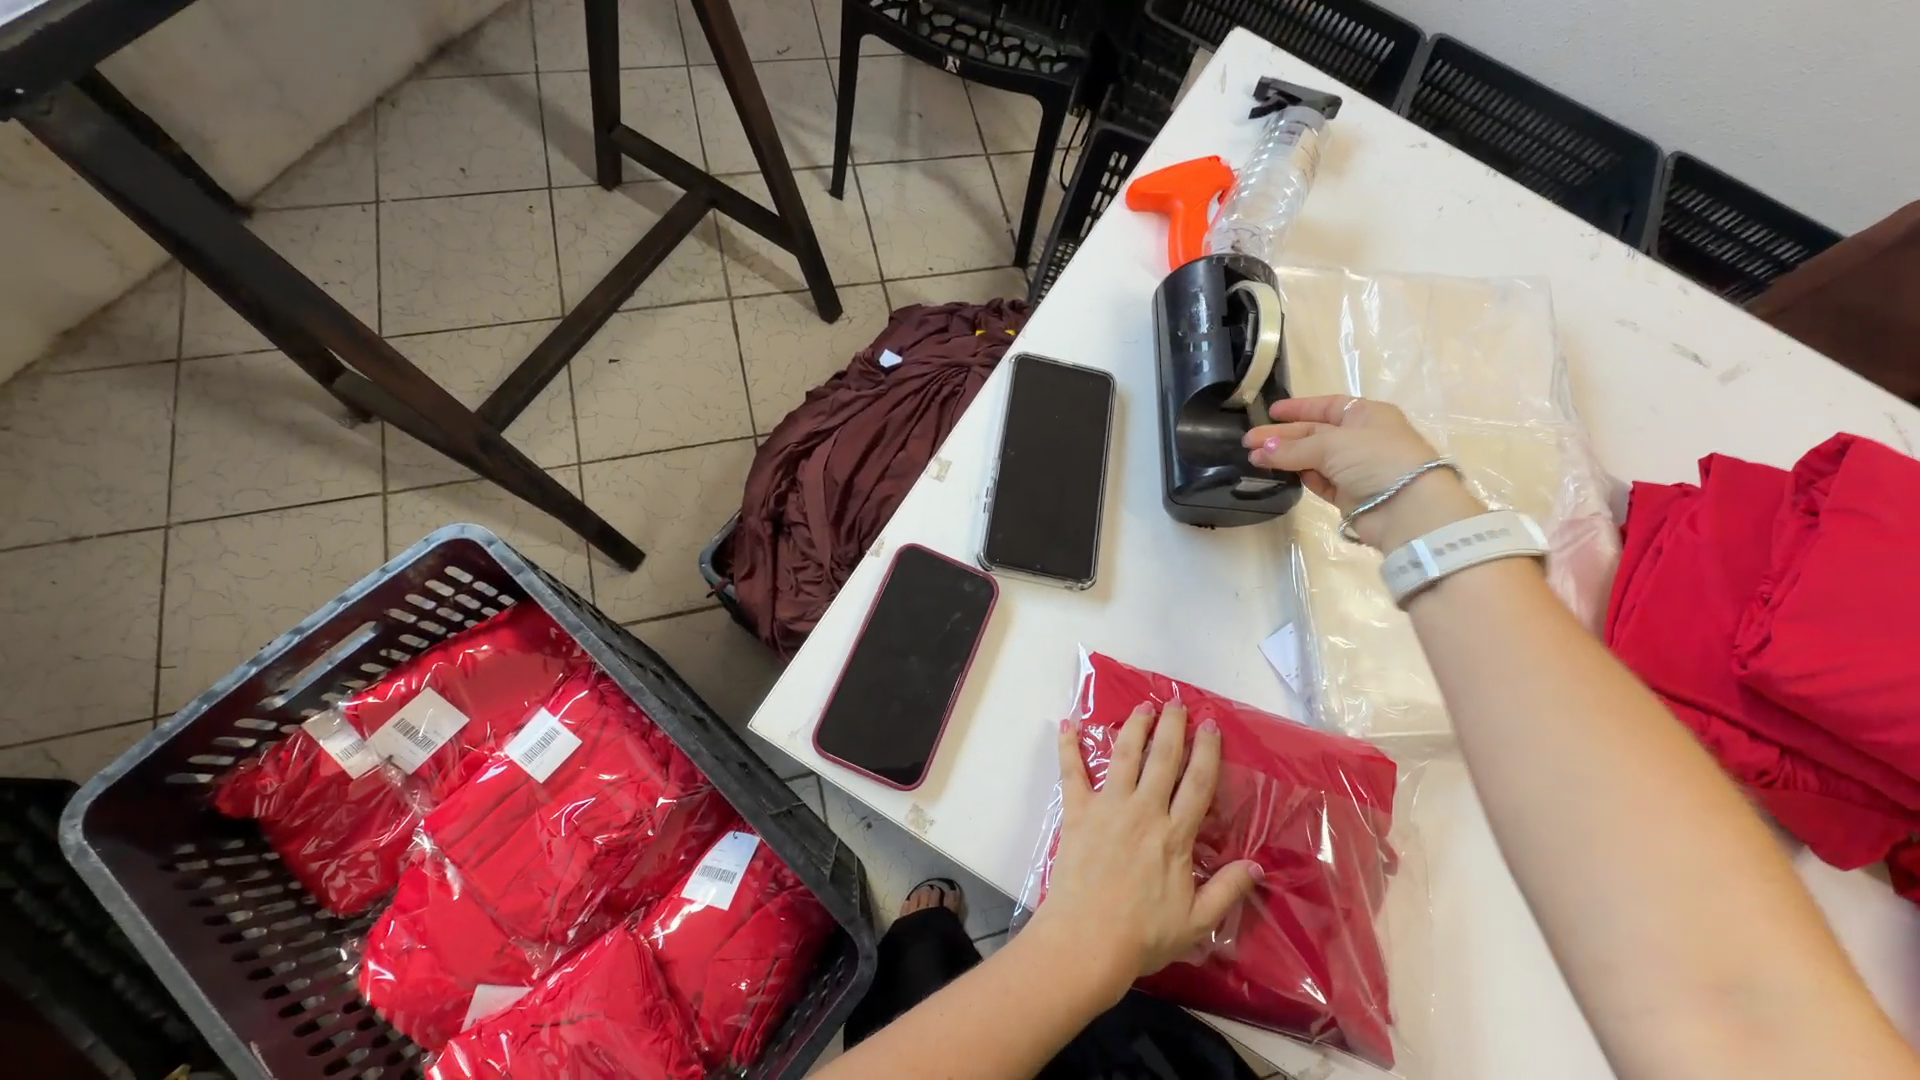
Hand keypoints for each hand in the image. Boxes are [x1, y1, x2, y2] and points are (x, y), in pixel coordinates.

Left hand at [1028, 702, 1260, 1002]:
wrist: (1087, 940)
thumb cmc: (1143, 935)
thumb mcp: (1197, 922)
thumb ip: (1226, 890)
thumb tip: (1256, 865)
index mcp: (1175, 835)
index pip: (1197, 784)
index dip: (1206, 752)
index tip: (1211, 725)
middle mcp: (1143, 811)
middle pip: (1162, 759)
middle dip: (1172, 727)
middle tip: (1177, 702)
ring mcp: (1107, 808)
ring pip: (1124, 757)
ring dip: (1134, 728)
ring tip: (1142, 706)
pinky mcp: (1076, 813)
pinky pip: (1071, 773)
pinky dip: (1068, 746)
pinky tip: (1068, 722)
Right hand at [1242, 395, 1482, 548]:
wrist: (1407, 508)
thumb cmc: (1377, 459)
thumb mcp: (1333, 444)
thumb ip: (1294, 447)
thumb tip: (1261, 450)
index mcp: (1366, 415)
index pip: (1327, 406)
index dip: (1299, 408)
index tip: (1271, 412)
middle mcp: (1360, 439)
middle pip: (1314, 433)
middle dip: (1282, 436)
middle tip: (1248, 441)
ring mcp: (1354, 468)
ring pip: (1312, 458)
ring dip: (1285, 457)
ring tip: (1254, 458)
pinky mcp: (1347, 494)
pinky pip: (1318, 481)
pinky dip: (1299, 476)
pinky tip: (1277, 472)